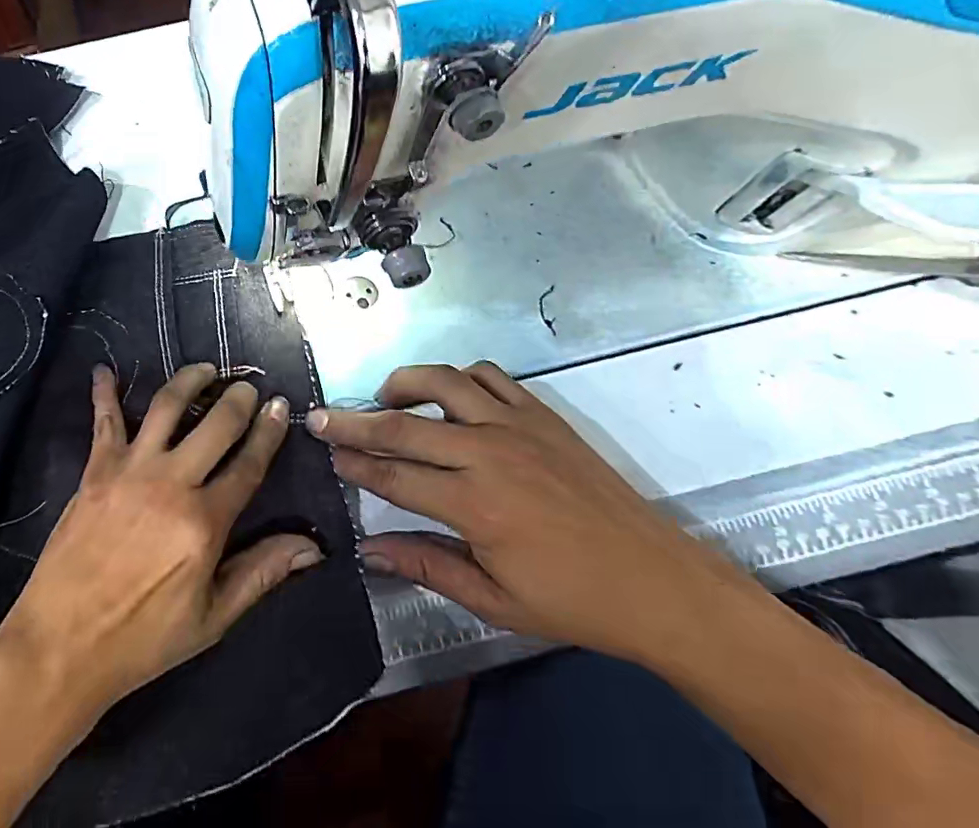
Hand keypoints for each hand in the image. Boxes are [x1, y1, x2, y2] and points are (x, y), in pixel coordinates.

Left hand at [0, 362, 323, 720]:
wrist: (60, 647)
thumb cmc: (142, 639)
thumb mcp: (212, 617)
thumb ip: (261, 572)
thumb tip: (312, 546)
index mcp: (204, 522)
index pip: (249, 464)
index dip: (269, 432)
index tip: (281, 405)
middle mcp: (171, 484)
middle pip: (216, 425)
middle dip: (238, 399)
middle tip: (248, 387)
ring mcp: (129, 472)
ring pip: (167, 407)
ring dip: (190, 380)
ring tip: (204, 369)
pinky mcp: (94, 472)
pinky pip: (103, 422)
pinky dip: (104, 393)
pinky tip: (104, 371)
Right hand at [309, 362, 754, 664]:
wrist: (655, 579)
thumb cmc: (572, 600)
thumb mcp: (493, 600)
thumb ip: (427, 566)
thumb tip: (370, 551)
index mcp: (474, 505)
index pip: (394, 476)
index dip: (354, 464)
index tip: (327, 453)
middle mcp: (488, 453)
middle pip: (404, 424)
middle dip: (355, 421)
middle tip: (322, 417)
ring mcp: (518, 426)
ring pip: (444, 381)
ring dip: (405, 383)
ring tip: (384, 397)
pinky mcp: (543, 415)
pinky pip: (491, 377)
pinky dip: (459, 377)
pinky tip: (450, 396)